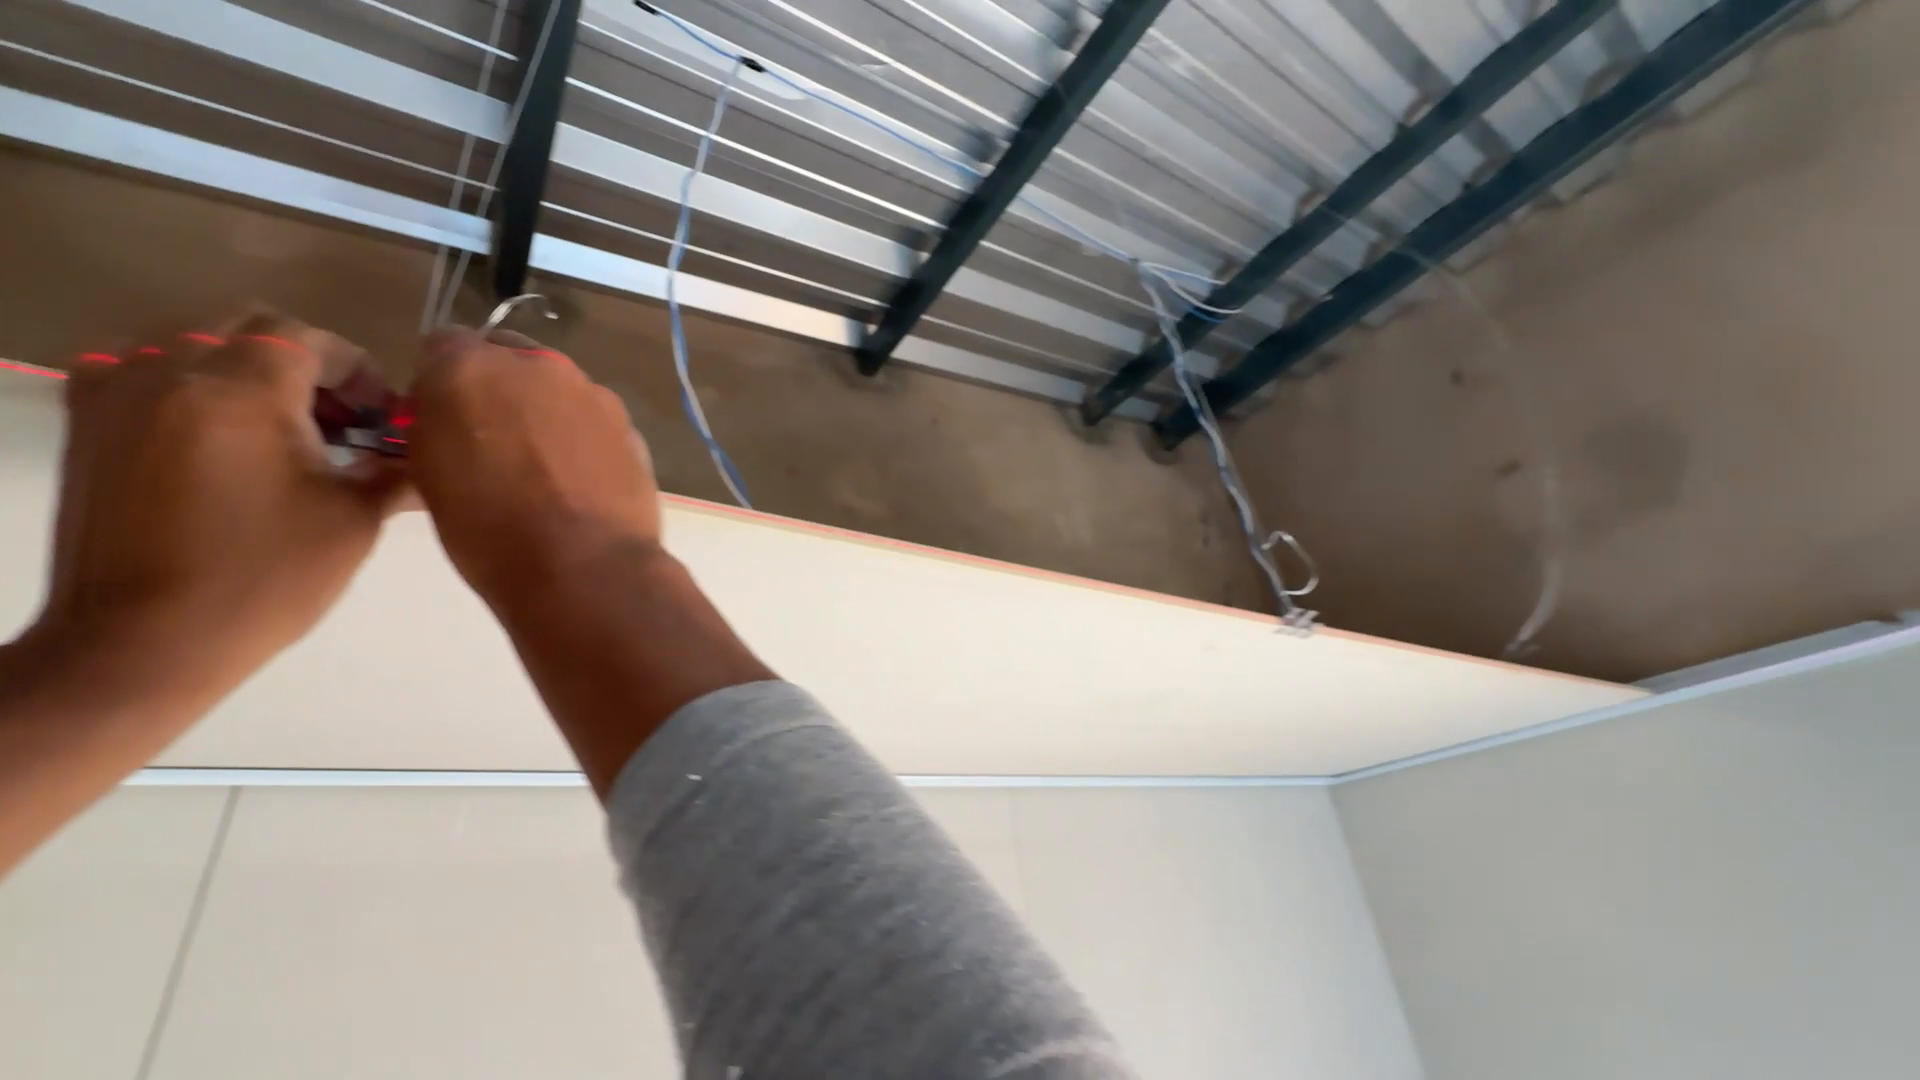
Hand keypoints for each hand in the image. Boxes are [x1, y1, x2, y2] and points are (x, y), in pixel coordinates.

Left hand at [32, 312, 406, 686]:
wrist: (145, 641)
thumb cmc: (266, 579)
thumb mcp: (353, 521)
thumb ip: (393, 471)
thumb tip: (425, 455)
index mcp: (242, 394)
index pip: (307, 338)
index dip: (356, 368)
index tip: (380, 413)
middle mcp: (170, 374)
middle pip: (247, 326)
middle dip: (304, 359)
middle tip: (338, 414)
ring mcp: (117, 394)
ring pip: (189, 337)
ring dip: (244, 363)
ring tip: (278, 419)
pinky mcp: (89, 423)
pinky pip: (137, 364)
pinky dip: (184, 375)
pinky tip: (214, 425)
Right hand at [408, 327, 661, 609]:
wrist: (585, 567)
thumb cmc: (488, 529)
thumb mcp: (429, 473)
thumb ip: (437, 423)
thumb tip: (450, 414)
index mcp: (469, 366)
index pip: (444, 347)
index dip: (440, 381)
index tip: (443, 417)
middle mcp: (536, 365)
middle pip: (509, 359)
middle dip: (499, 389)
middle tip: (495, 440)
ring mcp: (592, 393)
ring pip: (558, 389)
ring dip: (546, 412)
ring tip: (544, 468)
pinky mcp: (630, 426)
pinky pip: (595, 421)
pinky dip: (584, 438)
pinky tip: (581, 480)